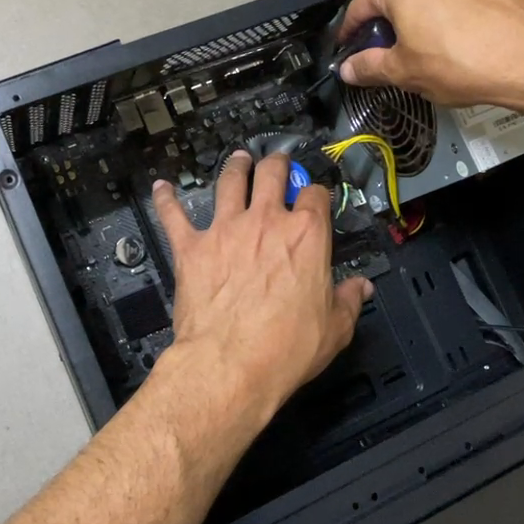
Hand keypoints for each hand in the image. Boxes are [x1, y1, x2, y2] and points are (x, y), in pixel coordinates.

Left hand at [150, 151, 372, 421]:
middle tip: (277, 164)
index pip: (317, 196)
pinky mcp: (190, 247)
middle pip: (272, 174)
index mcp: (307, 235)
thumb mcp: (335, 329)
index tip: (315, 200)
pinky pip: (174, 215)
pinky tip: (162, 188)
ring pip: (230, 182)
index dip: (317, 195)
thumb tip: (362, 287)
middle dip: (278, 165)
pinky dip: (166, 199)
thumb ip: (348, 301)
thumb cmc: (288, 348)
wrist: (229, 363)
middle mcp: (267, 221)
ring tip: (238, 160)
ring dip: (235, 167)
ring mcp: (225, 230)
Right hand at [339, 0, 523, 109]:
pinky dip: (474, 2)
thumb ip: (371, 67)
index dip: (352, 30)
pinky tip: (484, 30)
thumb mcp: (407, 73)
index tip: (351, 47)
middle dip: (398, 15)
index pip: (362, 5)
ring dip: (438, 5)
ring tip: (448, 38)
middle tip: (402, 47)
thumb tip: (349, 68)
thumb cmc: (464, 64)